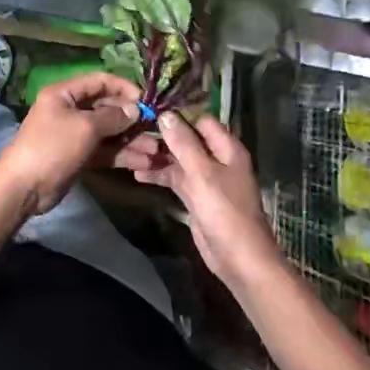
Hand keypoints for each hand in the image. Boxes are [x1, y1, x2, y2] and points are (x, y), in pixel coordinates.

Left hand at [0, 72, 141, 216]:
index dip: (123, 88)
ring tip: (154, 150)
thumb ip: (112, 117)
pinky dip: (121, 155)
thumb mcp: (85, 127)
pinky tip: (143, 163)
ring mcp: (74, 134)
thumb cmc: (52, 147)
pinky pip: (104, 150)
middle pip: (106, 107)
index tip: (147, 100)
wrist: (25, 186)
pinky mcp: (78, 156)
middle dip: (131, 118)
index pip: (99, 81)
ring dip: (130, 140)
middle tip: (156, 128)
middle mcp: (70, 110)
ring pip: (108, 132)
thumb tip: (135, 110)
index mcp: (64, 93)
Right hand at [136, 112, 279, 282]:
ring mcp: (207, 179)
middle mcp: (218, 159)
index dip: (178, 115)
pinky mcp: (196, 197)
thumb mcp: (201, 172)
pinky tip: (138, 174)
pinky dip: (159, 176)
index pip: (201, 120)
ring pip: (179, 160)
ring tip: (131, 152)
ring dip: (158, 157)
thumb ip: (183, 143)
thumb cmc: (224, 210)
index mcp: (227, 148)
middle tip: (134, 131)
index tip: (150, 111)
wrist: (238, 257)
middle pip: (188, 140)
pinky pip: (176, 179)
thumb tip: (165, 114)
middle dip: (163, 136)